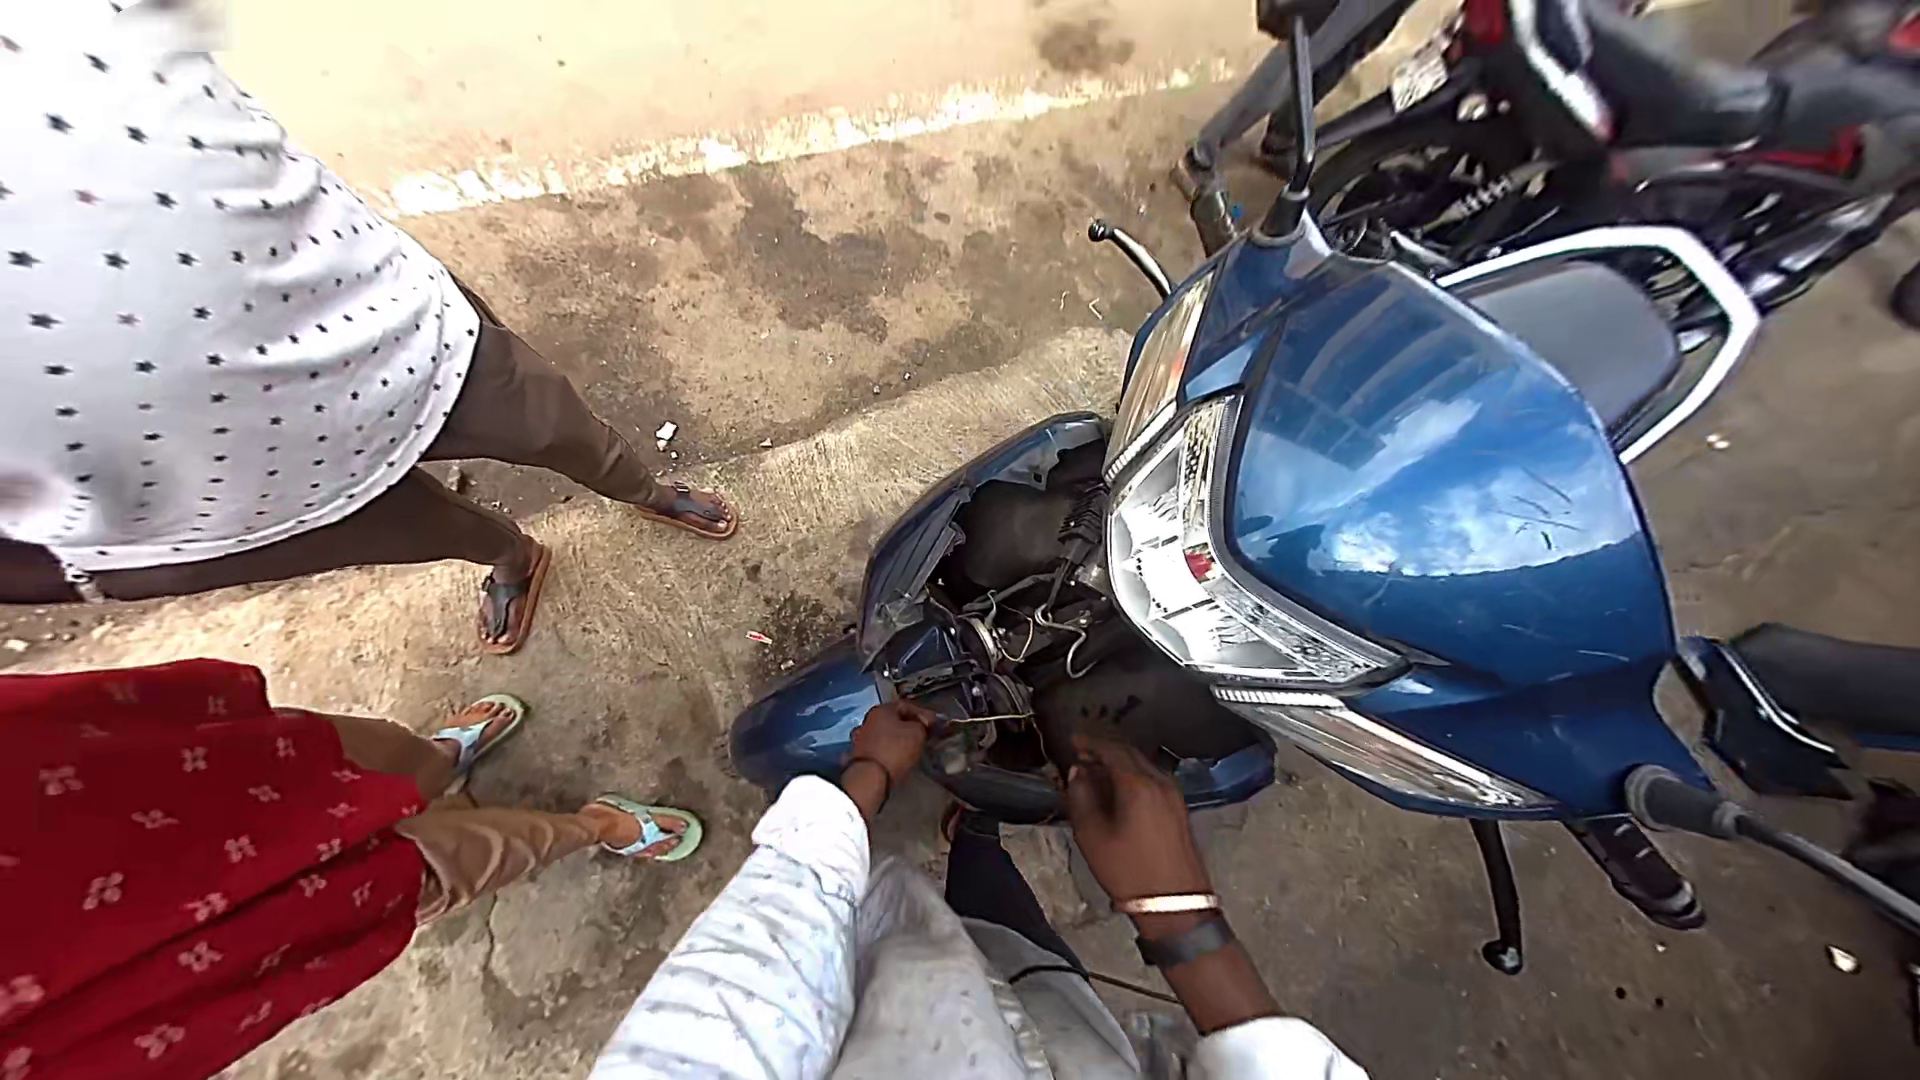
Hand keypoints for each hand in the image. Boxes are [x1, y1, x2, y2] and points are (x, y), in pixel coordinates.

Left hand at [848, 700, 937, 786]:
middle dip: (910, 726)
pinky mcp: (859, 756)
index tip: (934, 724)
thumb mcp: (917, 733)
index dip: (923, 714)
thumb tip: (921, 725)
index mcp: (881, 709)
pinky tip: (899, 757)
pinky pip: (880, 748)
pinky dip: (890, 750)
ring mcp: (861, 738)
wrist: (869, 779)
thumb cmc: (895, 750)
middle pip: (894, 720)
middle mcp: (868, 720)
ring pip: (886, 734)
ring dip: (899, 739)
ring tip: (913, 747)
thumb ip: (922, 724)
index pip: (906, 706)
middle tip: (924, 735)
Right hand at [1065, 737, 1212, 917]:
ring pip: (1142, 763)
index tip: (1072, 741)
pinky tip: (1119, 787)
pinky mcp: (1179, 807)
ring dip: (1119, 761)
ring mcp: (1173, 794)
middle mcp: (1159, 781)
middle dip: (1104, 748)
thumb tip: (1078, 771)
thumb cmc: (1129, 871)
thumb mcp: (1092, 835)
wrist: (1176, 908)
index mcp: (1138, 783)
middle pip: (1129, 751)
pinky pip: (1151, 777)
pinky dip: (1132, 773)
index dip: (1089, 742)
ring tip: (1097, 770)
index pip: (1111, 748)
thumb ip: (1080, 796)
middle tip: (1082, 753)